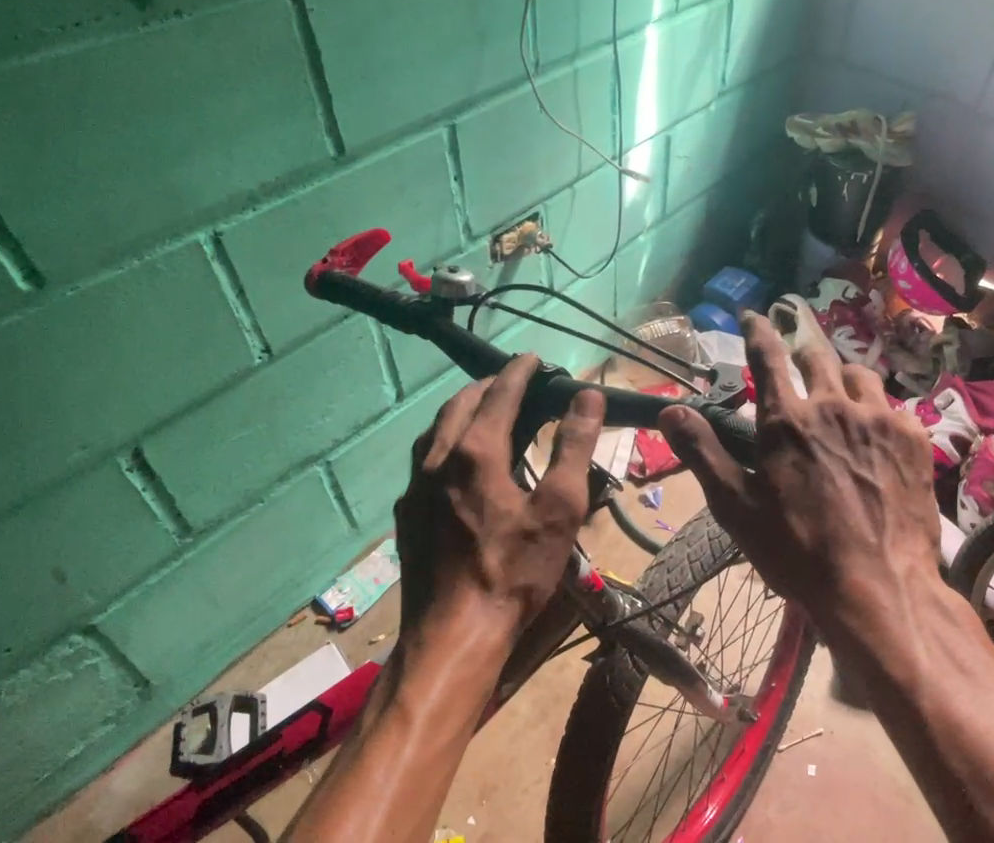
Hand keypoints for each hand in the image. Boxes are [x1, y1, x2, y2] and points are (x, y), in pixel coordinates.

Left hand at [396, 355, 603, 645]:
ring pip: (435, 429)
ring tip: (486, 411)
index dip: (520, 371)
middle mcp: (438, 459)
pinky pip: (424, 459)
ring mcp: (416, 487)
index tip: (536, 358)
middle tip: (515, 383)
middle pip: (460, 403)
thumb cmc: (515, 571)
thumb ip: (574, 447)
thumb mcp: (560, 508)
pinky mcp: (406, 514)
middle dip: (489, 385)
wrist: (454, 635)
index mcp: (476, 451)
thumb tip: (587, 397)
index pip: (500, 393)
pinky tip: (459, 461)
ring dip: (462, 410)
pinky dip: (446, 441)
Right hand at [658, 314, 939, 625]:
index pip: (768, 357)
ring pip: (859, 376)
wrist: (879, 586)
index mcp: (787, 421)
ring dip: (842, 377)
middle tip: (797, 360)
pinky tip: (875, 431)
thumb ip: (703, 452)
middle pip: (817, 357)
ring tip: (839, 392)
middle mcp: (833, 406)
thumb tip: (669, 410)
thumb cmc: (797, 551)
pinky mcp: (913, 439)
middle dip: (802, 352)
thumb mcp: (736, 507)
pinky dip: (877, 409)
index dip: (757, 330)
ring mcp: (879, 419)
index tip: (752, 315)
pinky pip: (893, 406)